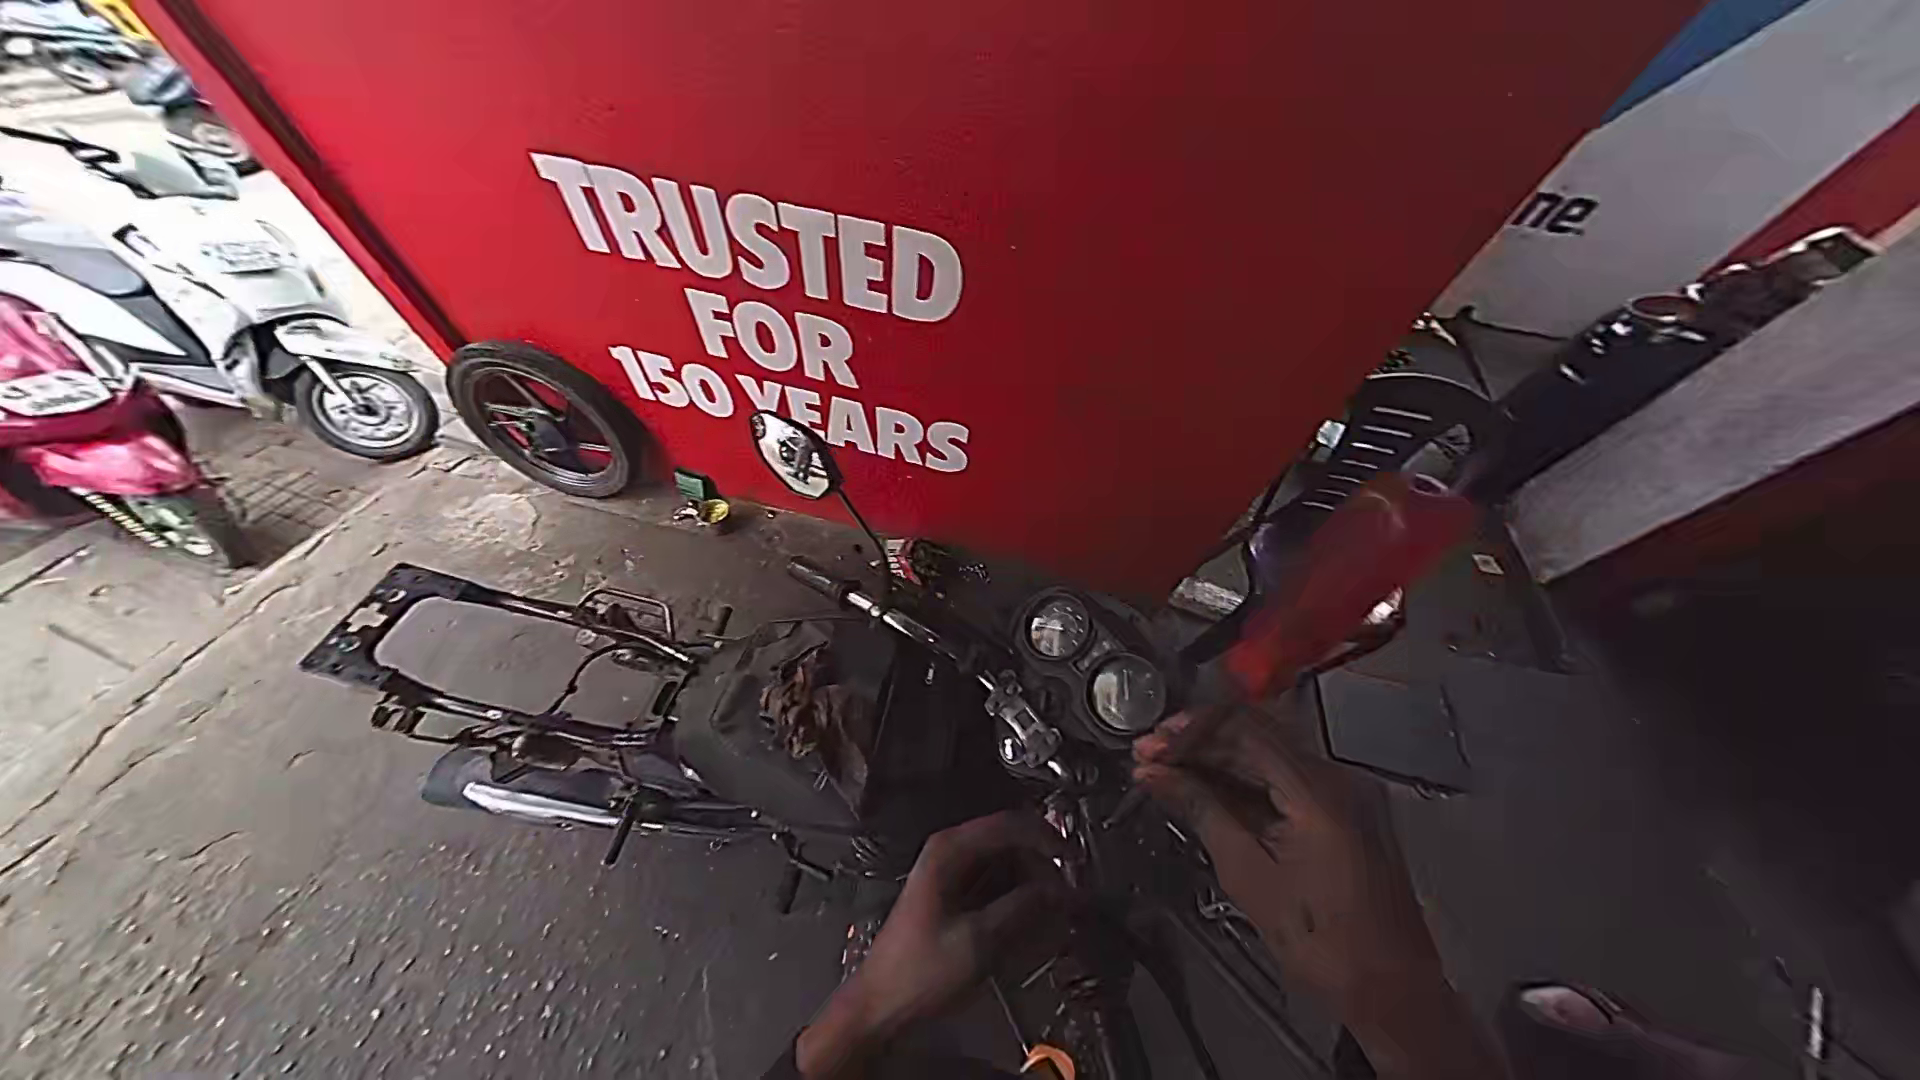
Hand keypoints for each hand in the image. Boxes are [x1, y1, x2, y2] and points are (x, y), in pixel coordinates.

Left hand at [796, 811, 1066, 1077]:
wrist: (882, 1004)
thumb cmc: (921, 970)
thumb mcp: (978, 942)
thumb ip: (1021, 909)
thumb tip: (1059, 889)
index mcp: (950, 849)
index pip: (1009, 824)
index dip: (1046, 837)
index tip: (1074, 860)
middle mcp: (951, 851)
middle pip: (1010, 842)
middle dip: (1042, 867)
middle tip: (1068, 898)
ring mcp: (953, 871)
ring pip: (1006, 863)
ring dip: (1033, 884)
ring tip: (1056, 913)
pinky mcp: (956, 893)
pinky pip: (996, 883)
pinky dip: (1018, 897)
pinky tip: (1033, 921)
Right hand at [1135, 706, 1504, 1079]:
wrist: (1392, 995)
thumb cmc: (1318, 940)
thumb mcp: (1247, 872)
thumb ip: (1200, 808)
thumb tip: (1153, 773)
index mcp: (1318, 790)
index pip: (1243, 729)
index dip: (1190, 731)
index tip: (1151, 746)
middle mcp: (1336, 776)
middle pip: (1254, 735)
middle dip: (1196, 742)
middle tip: (1148, 756)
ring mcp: (1342, 790)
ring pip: (1264, 753)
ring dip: (1214, 759)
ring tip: (1166, 769)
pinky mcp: (1340, 808)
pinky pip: (1280, 777)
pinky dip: (1240, 779)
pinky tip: (1204, 786)